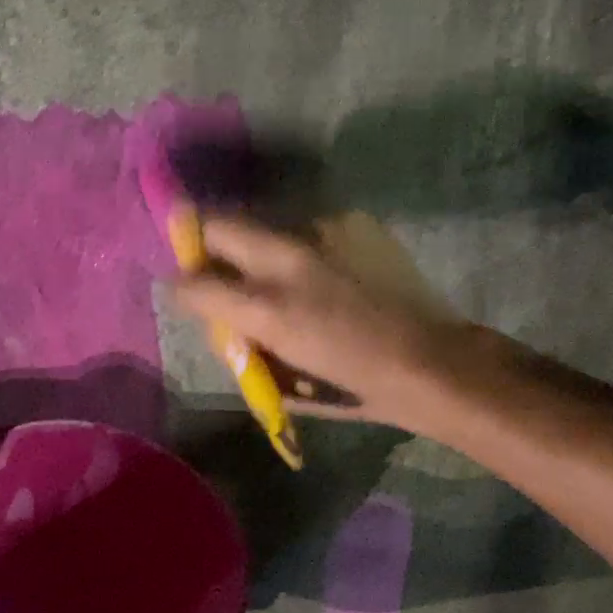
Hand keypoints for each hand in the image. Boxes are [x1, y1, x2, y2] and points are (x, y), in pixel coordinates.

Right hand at [170, 214, 473, 429]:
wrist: (432, 360)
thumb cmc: (356, 388)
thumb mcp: (285, 383)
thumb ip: (244, 349)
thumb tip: (223, 325)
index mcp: (269, 309)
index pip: (194, 284)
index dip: (180, 286)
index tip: (183, 289)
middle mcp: (288, 260)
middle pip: (220, 224)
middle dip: (204, 239)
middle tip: (211, 260)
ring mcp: (322, 234)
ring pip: (267, 226)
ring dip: (259, 247)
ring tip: (282, 275)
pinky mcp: (352, 224)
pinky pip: (308, 230)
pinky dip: (304, 249)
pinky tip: (324, 273)